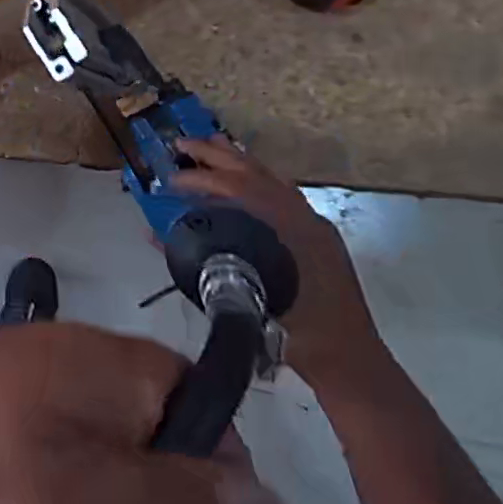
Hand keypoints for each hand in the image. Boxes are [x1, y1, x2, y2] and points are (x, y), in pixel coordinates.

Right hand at [172, 137, 383, 381]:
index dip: (198, 179)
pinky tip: (247, 177)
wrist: (348, 361)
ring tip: (212, 144)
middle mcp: (301, 217)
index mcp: (284, 227)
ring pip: (271, 177)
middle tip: (181, 142)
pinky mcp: (319, 235)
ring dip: (238, 160)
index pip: (234, 187)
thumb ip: (192, 263)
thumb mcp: (235, 297)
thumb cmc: (293, 332)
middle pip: (253, 172)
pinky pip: (285, 192)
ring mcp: (313, 224)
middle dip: (215, 155)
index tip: (171, 180)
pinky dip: (260, 177)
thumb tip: (153, 235)